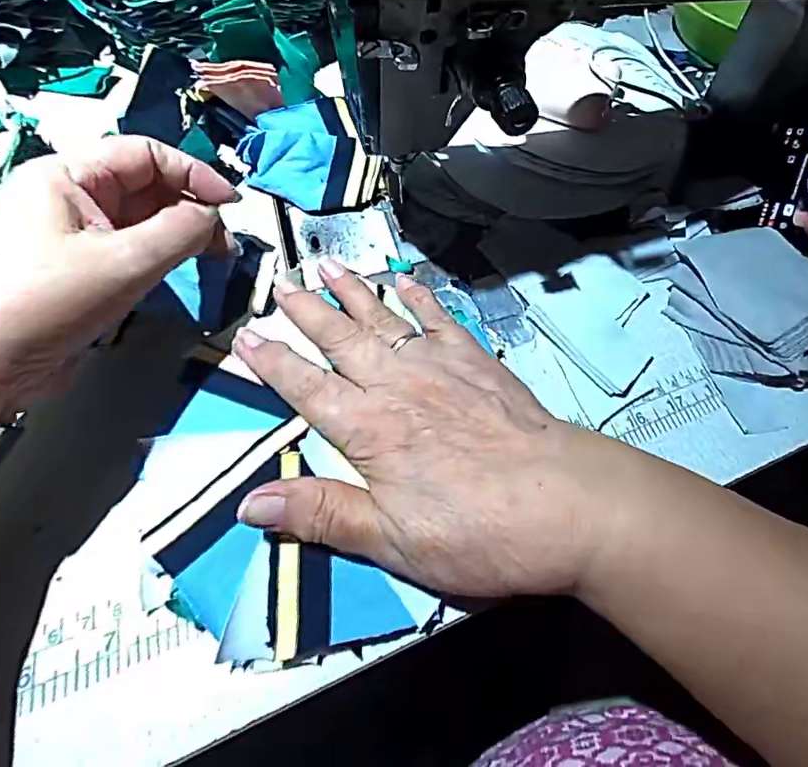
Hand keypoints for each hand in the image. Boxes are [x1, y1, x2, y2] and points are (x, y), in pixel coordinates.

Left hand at [0, 136, 237, 421]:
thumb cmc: (35, 302)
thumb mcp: (124, 260)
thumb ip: (183, 229)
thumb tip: (214, 218)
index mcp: (67, 178)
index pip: (147, 154)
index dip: (195, 173)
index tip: (231, 203)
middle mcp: (68, 199)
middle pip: (149, 186)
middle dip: (194, 208)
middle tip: (224, 242)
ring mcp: (71, 237)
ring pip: (145, 220)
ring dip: (184, 235)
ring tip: (210, 260)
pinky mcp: (75, 271)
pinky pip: (132, 250)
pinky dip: (164, 257)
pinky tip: (179, 273)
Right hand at [229, 262, 642, 597]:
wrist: (560, 497)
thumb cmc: (475, 530)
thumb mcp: (392, 540)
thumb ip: (323, 514)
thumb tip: (248, 501)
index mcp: (370, 431)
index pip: (308, 389)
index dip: (274, 363)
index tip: (247, 335)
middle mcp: (401, 387)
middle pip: (345, 342)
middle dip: (310, 312)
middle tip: (283, 283)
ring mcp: (444, 367)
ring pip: (389, 322)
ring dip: (358, 294)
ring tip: (331, 267)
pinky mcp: (481, 362)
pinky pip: (443, 320)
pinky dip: (422, 299)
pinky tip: (406, 284)